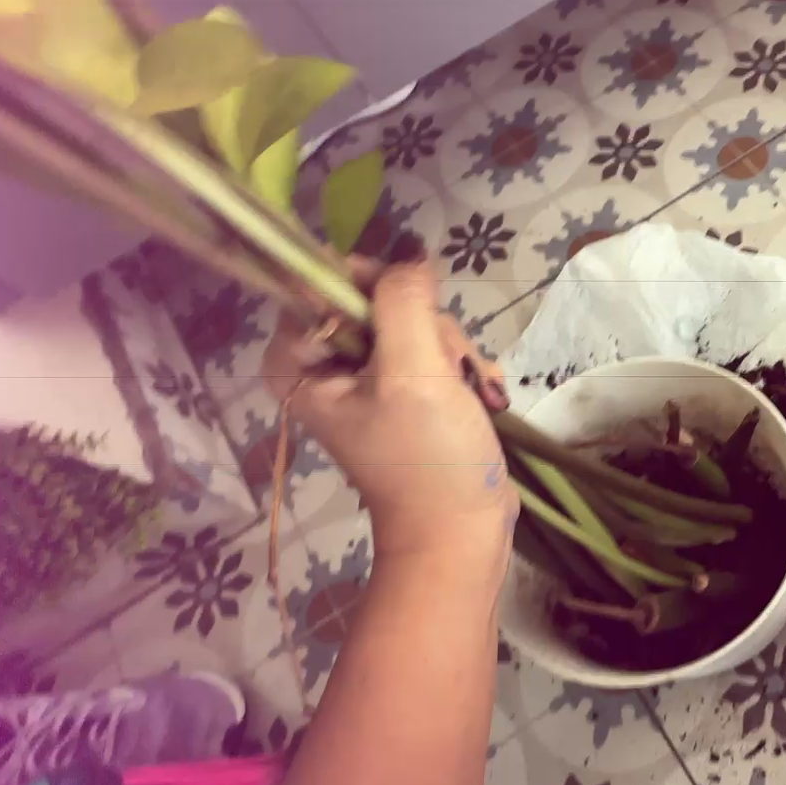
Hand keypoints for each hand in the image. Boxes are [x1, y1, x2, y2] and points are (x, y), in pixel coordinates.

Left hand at [264, 261, 515, 561]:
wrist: (463, 528)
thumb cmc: (430, 457)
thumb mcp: (415, 373)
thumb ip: (405, 303)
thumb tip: (412, 256)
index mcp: (301, 362)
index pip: (326, 284)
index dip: (378, 286)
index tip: (417, 312)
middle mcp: (331, 368)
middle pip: (384, 305)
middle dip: (431, 334)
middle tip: (448, 373)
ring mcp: (376, 385)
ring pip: (421, 329)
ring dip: (458, 356)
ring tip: (473, 393)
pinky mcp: (415, 399)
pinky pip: (441, 357)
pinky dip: (468, 373)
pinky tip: (484, 398)